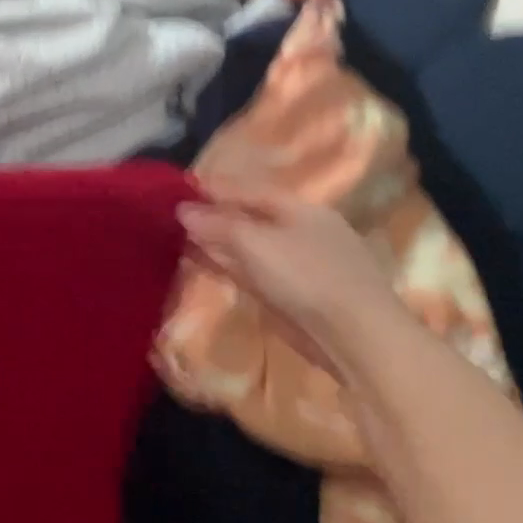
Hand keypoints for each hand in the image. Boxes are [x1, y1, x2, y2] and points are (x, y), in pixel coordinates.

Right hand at [177, 181, 405, 365]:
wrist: (353, 335)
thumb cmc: (304, 275)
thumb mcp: (251, 241)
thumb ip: (213, 223)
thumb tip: (182, 209)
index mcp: (301, 210)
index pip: (248, 190)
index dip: (212, 188)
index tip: (173, 188)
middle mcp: (301, 231)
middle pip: (247, 217)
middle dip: (210, 216)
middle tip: (169, 215)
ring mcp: (298, 262)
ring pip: (246, 244)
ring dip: (214, 241)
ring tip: (175, 237)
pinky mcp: (291, 290)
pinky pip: (249, 268)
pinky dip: (225, 263)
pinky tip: (201, 262)